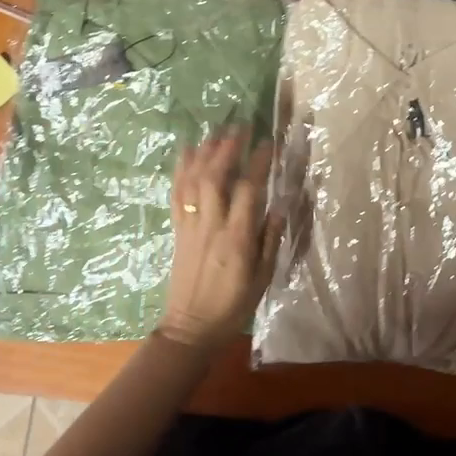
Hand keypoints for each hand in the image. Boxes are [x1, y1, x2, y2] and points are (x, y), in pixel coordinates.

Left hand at [158, 131, 283, 351]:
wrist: (191, 328)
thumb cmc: (234, 304)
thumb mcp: (263, 277)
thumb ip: (270, 240)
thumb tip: (278, 206)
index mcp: (237, 239)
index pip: (248, 191)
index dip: (258, 163)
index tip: (269, 143)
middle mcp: (211, 226)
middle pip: (215, 178)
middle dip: (227, 149)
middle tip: (240, 128)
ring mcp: (191, 226)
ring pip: (194, 182)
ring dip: (205, 153)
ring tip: (217, 132)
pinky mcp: (178, 230)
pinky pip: (177, 194)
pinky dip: (181, 170)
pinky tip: (187, 151)